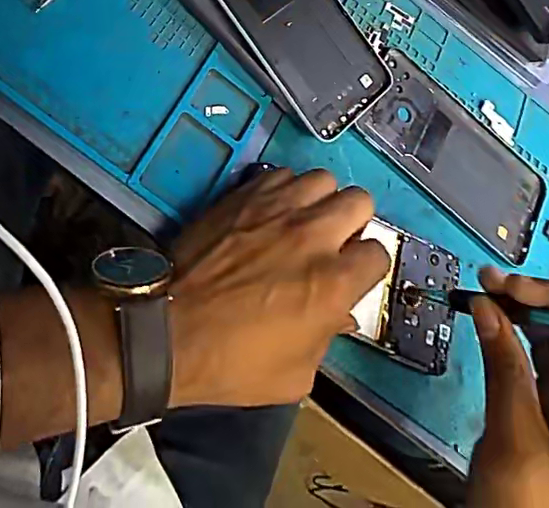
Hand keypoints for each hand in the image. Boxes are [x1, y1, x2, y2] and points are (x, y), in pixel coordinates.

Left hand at [164, 168, 390, 408]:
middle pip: (359, 201)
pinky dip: (284, 189)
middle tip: (335, 240)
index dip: (367, 266)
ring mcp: (276, 208)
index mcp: (332, 282)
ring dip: (320, 199)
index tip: (353, 274)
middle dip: (354, 221)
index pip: (378, 253)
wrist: (170, 328)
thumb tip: (339, 312)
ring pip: (322, 178)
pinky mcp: (245, 194)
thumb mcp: (297, 374)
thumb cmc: (234, 362)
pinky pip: (281, 174)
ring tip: (304, 219)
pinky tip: (272, 210)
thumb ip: (328, 336)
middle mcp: (312, 235)